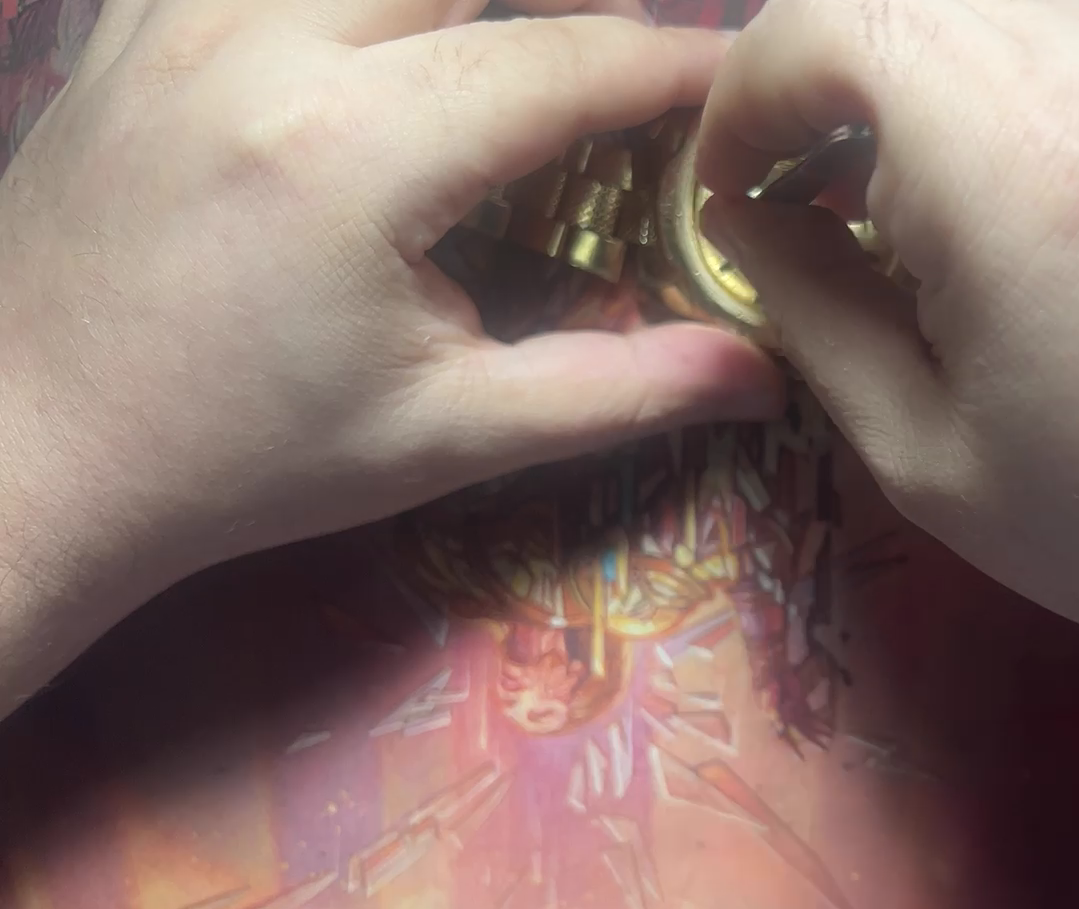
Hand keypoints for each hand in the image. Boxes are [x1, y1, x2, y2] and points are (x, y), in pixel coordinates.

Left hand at [0, 0, 780, 606]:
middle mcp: (254, 37)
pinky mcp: (138, 16)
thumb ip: (631, 390)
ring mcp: (176, 8)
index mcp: (351, 151)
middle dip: (591, 3)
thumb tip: (766, 376)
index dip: (675, 62)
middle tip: (654, 70)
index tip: (748, 75)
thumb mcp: (470, 433)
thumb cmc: (265, 453)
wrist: (37, 447)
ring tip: (559, 54)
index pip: (558, 63)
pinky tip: (425, 48)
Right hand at [696, 0, 1078, 677]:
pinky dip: (1009, 89)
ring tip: (906, 206)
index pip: (827, 20)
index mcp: (1013, 163)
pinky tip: (1017, 198)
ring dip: (917, 85)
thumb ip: (817, 318)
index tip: (731, 189)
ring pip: (1002, 6)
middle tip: (804, 198)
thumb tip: (757, 228)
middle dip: (821, 83)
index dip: (745, 95)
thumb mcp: (929, 457)